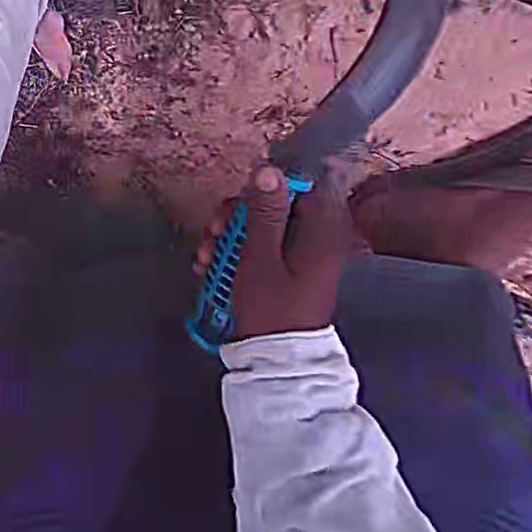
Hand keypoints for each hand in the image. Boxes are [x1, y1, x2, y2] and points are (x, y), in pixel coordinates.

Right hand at [193, 163, 356, 338]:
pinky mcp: (287, 267)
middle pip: (278, 201)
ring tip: (208, 252)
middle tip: (216, 226)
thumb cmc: (272, 307)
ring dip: (230, 231)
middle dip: (240, 210)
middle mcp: (318, 235)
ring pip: (263, 222)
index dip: (275, 177)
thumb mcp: (261, 256)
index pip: (309, 179)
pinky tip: (211, 264)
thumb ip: (264, 211)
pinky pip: (261, 244)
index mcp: (323, 228)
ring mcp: (302, 252)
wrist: (279, 361)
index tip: (245, 188)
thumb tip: (267, 169)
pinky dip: (236, 249)